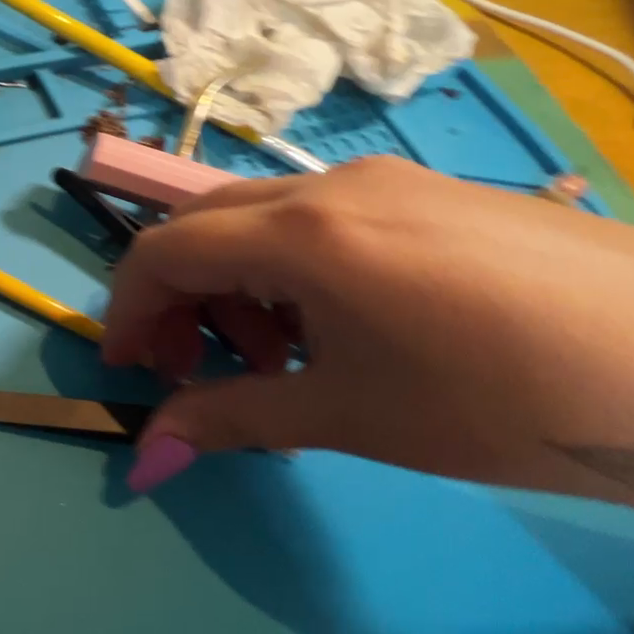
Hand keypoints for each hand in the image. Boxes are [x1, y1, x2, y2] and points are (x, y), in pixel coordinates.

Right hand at [103, 157, 633, 521]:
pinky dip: (290, 269)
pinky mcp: (436, 192)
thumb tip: (150, 452)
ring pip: (260, 219)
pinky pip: (322, 218)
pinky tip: (340, 326)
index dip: (125, 309)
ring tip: (277, 359)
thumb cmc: (508, 399)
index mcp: (299, 232)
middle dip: (175, 296)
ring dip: (235, 285)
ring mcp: (388, 180)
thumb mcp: (350, 415)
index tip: (127, 368)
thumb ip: (231, 419)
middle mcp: (329, 186)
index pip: (163, 251)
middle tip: (190, 366)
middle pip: (202, 225)